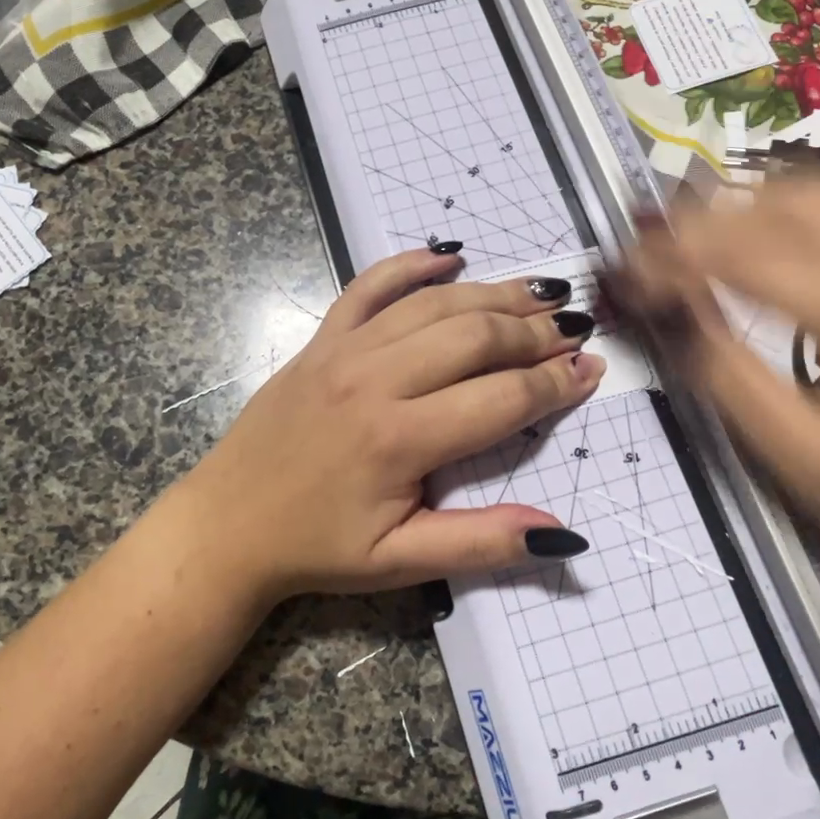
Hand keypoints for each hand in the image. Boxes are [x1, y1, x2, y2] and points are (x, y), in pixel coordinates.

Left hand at [171, 246, 606, 601]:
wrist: (226, 526)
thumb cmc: (316, 548)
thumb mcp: (400, 562)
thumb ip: (482, 543)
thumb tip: (564, 536)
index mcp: (400, 439)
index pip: (501, 398)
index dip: (555, 383)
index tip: (593, 370)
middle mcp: (375, 380)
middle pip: (474, 337)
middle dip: (535, 332)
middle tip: (577, 329)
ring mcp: (342, 351)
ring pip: (432, 305)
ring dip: (492, 295)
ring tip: (539, 293)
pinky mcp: (319, 340)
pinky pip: (368, 286)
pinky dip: (410, 265)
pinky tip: (449, 256)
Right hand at [610, 183, 819, 597]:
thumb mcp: (813, 467)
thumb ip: (732, 383)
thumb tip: (669, 314)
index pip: (743, 253)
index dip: (669, 256)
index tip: (618, 273)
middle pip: (778, 199)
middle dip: (696, 215)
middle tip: (638, 248)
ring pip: (814, 191)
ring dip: (738, 204)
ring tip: (682, 239)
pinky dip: (779, 211)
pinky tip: (750, 243)